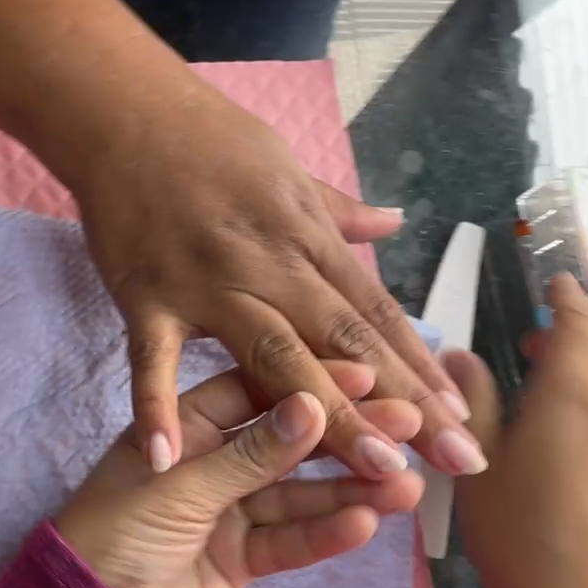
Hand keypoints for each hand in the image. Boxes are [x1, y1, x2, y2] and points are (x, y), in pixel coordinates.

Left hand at [56, 361, 423, 587]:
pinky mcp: (240, 556)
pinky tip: (365, 523)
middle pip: (287, 445)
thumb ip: (250, 454)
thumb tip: (315, 404)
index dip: (309, 385)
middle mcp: (212, 462)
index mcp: (185, 427)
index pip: (256, 394)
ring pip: (297, 496)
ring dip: (348, 491)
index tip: (369, 378)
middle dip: (345, 438)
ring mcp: (228, 510)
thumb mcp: (182, 486)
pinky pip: (287, 540)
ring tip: (406, 487)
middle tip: (409, 430)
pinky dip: (323, 534)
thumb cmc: (116, 532)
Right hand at [72, 85, 487, 484]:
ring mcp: (206, 284)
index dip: (420, 367)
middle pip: (343, 343)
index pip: (373, 312)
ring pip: (273, 356)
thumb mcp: (287, 168)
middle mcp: (268, 264)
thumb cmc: (209, 141)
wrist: (126, 114)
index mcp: (305, 236)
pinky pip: (152, 362)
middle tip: (455, 463)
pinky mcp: (146, 299)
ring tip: (373, 473)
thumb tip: (395, 224)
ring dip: (324, 417)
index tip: (460, 419)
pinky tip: (166, 460)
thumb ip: (338, 211)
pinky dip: (155, 408)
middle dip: (402, 405)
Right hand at [443, 274, 587, 587]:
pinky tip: (575, 419)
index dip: (564, 294)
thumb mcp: (476, 461)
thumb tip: (458, 355)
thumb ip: (472, 399)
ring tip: (553, 381)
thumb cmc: (518, 528)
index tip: (551, 280)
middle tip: (540, 342)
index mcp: (574, 384)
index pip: (578, 316)